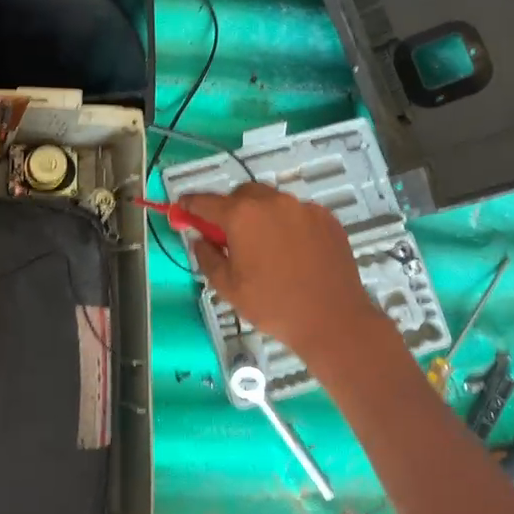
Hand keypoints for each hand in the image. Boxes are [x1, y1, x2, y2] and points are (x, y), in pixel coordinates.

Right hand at [178, 184, 391, 371]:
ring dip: (260, 215)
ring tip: (264, 246)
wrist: (332, 320)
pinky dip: (287, 224)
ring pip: (272, 201)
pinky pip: (298, 213)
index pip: (206, 202)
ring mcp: (304, 208)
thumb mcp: (227, 287)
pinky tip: (291, 251)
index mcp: (242, 216)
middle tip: (228, 236)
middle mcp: (273, 202)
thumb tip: (200, 239)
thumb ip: (207, 256)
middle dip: (230, 208)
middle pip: (242, 194)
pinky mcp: (327, 218)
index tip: (182, 209)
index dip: (190, 205)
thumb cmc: (272, 306)